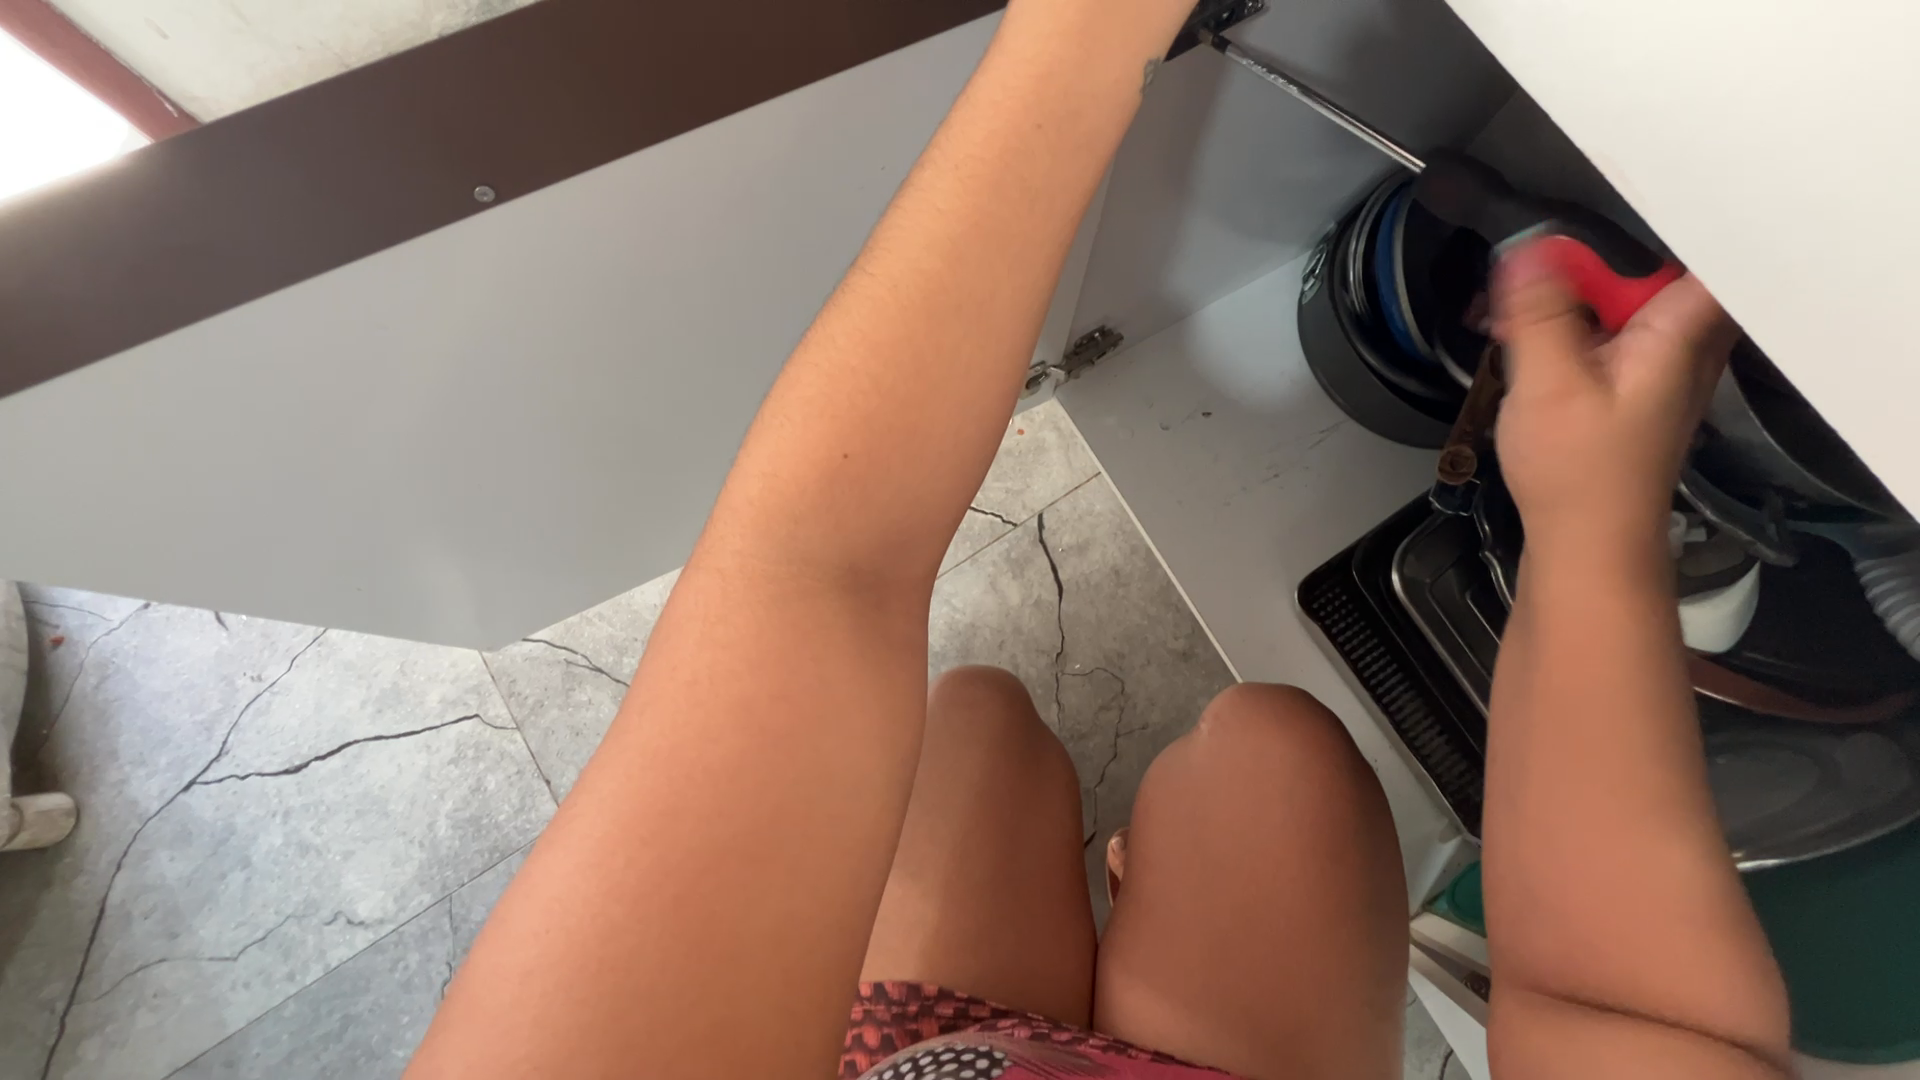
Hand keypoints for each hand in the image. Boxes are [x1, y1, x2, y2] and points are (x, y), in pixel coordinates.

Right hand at [1493, 239, 1738, 552]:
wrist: (1585, 533)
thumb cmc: (1577, 470)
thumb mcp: (1546, 383)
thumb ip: (1539, 314)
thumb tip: (1525, 249)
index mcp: (1678, 329)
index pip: (1678, 244)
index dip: (1623, 231)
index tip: (1562, 237)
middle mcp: (1679, 339)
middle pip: (1636, 271)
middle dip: (1570, 270)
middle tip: (1514, 286)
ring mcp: (1655, 362)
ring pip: (1612, 303)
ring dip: (1556, 303)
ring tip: (1503, 320)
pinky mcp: (1628, 383)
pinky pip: (1600, 334)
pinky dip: (1559, 331)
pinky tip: (1520, 346)